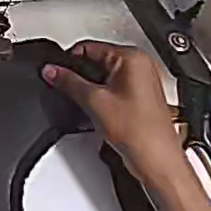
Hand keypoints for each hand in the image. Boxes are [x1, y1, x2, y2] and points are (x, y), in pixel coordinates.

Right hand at [41, 42, 183, 180]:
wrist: (158, 163)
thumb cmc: (141, 133)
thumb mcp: (95, 102)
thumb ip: (69, 82)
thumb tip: (52, 71)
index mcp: (133, 57)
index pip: (90, 47)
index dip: (70, 60)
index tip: (57, 72)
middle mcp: (140, 66)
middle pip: (97, 61)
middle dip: (81, 76)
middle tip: (72, 90)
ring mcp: (141, 82)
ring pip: (104, 78)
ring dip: (92, 90)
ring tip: (91, 106)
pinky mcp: (139, 98)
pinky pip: (112, 90)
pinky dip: (102, 99)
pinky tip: (100, 114)